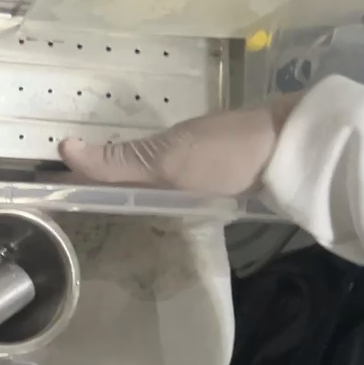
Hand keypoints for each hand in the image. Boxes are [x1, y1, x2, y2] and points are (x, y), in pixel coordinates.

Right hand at [56, 94, 303, 196]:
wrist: (303, 147)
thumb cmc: (226, 155)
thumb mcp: (165, 163)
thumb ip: (116, 163)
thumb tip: (61, 147)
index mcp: (155, 148)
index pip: (106, 167)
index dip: (82, 180)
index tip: (61, 199)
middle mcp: (176, 150)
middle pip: (132, 172)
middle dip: (109, 187)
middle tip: (90, 215)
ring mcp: (204, 161)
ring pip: (161, 178)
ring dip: (142, 191)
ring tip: (127, 217)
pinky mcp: (230, 173)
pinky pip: (188, 185)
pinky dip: (173, 194)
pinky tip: (174, 207)